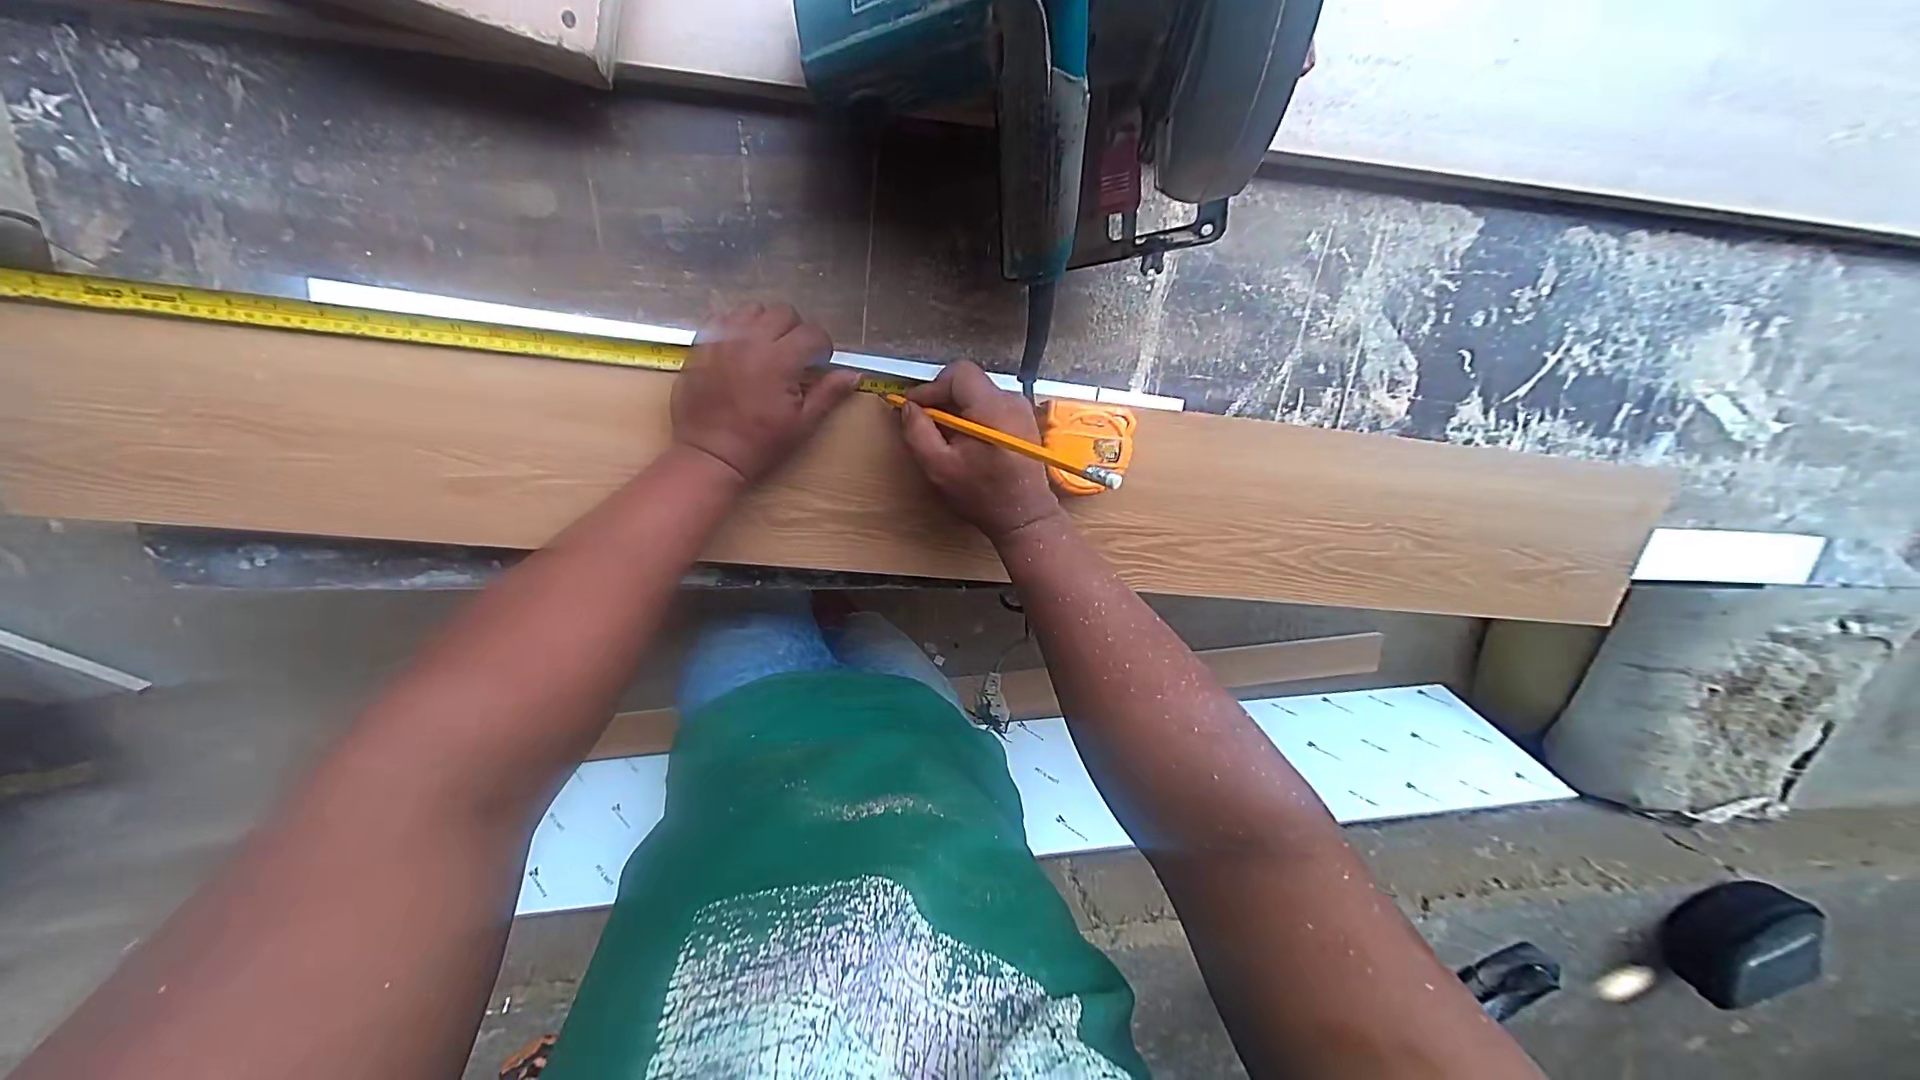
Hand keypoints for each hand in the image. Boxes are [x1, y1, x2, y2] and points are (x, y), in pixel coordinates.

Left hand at [671, 302, 859, 483]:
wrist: (709, 455)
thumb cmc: (759, 445)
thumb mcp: (802, 424)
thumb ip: (828, 394)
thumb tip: (854, 375)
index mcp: (779, 361)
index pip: (813, 333)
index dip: (822, 348)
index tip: (819, 363)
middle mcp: (750, 341)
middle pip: (784, 313)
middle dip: (796, 331)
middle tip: (795, 357)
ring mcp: (723, 340)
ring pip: (753, 310)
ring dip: (767, 324)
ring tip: (768, 350)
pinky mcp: (702, 345)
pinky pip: (724, 319)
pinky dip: (738, 328)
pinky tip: (742, 350)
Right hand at [899, 361, 1062, 542]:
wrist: (1025, 517)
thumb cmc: (983, 496)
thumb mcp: (939, 467)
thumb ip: (917, 432)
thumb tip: (908, 407)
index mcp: (992, 408)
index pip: (957, 373)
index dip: (931, 388)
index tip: (915, 408)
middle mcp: (1011, 401)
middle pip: (968, 382)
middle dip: (943, 399)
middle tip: (927, 424)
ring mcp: (1022, 410)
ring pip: (978, 394)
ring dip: (958, 410)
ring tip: (947, 437)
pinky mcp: (1024, 421)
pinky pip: (992, 407)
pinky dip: (974, 417)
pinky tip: (966, 443)